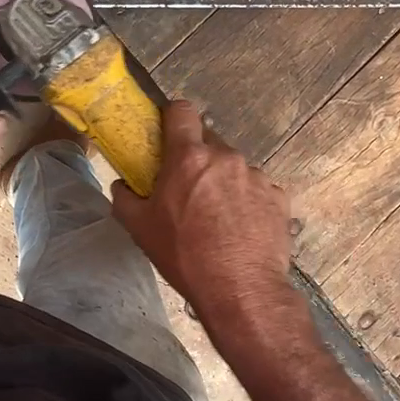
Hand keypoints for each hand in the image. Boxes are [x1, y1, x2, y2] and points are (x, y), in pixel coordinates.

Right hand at [112, 100, 295, 324]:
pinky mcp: (279, 198)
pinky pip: (257, 189)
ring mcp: (256, 176)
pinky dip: (247, 201)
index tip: (168, 134)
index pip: (182, 111)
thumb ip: (124, 198)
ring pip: (233, 167)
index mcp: (189, 157)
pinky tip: (240, 229)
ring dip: (222, 181)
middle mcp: (225, 157)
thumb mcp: (139, 229)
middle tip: (187, 189)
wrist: (240, 290)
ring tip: (217, 217)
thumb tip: (121, 186)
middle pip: (208, 141)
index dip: (173, 117)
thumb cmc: (184, 255)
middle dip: (196, 158)